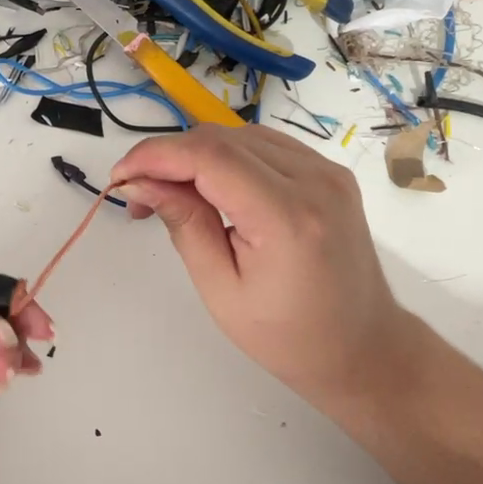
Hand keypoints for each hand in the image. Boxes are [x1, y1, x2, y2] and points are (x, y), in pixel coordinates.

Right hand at [111, 126, 410, 396]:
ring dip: (190, 155)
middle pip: (220, 138)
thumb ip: (183, 224)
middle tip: (137, 196)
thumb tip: (138, 182)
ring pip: (237, 135)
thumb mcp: (220, 287)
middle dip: (166, 157)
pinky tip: (203, 186)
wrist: (364, 348)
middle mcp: (315, 182)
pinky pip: (260, 145)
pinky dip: (220, 157)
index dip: (153, 157)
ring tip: (166, 194)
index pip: (209, 157)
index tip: (118, 179)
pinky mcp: (326, 173)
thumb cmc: (286, 335)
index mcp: (289, 218)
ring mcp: (326, 172)